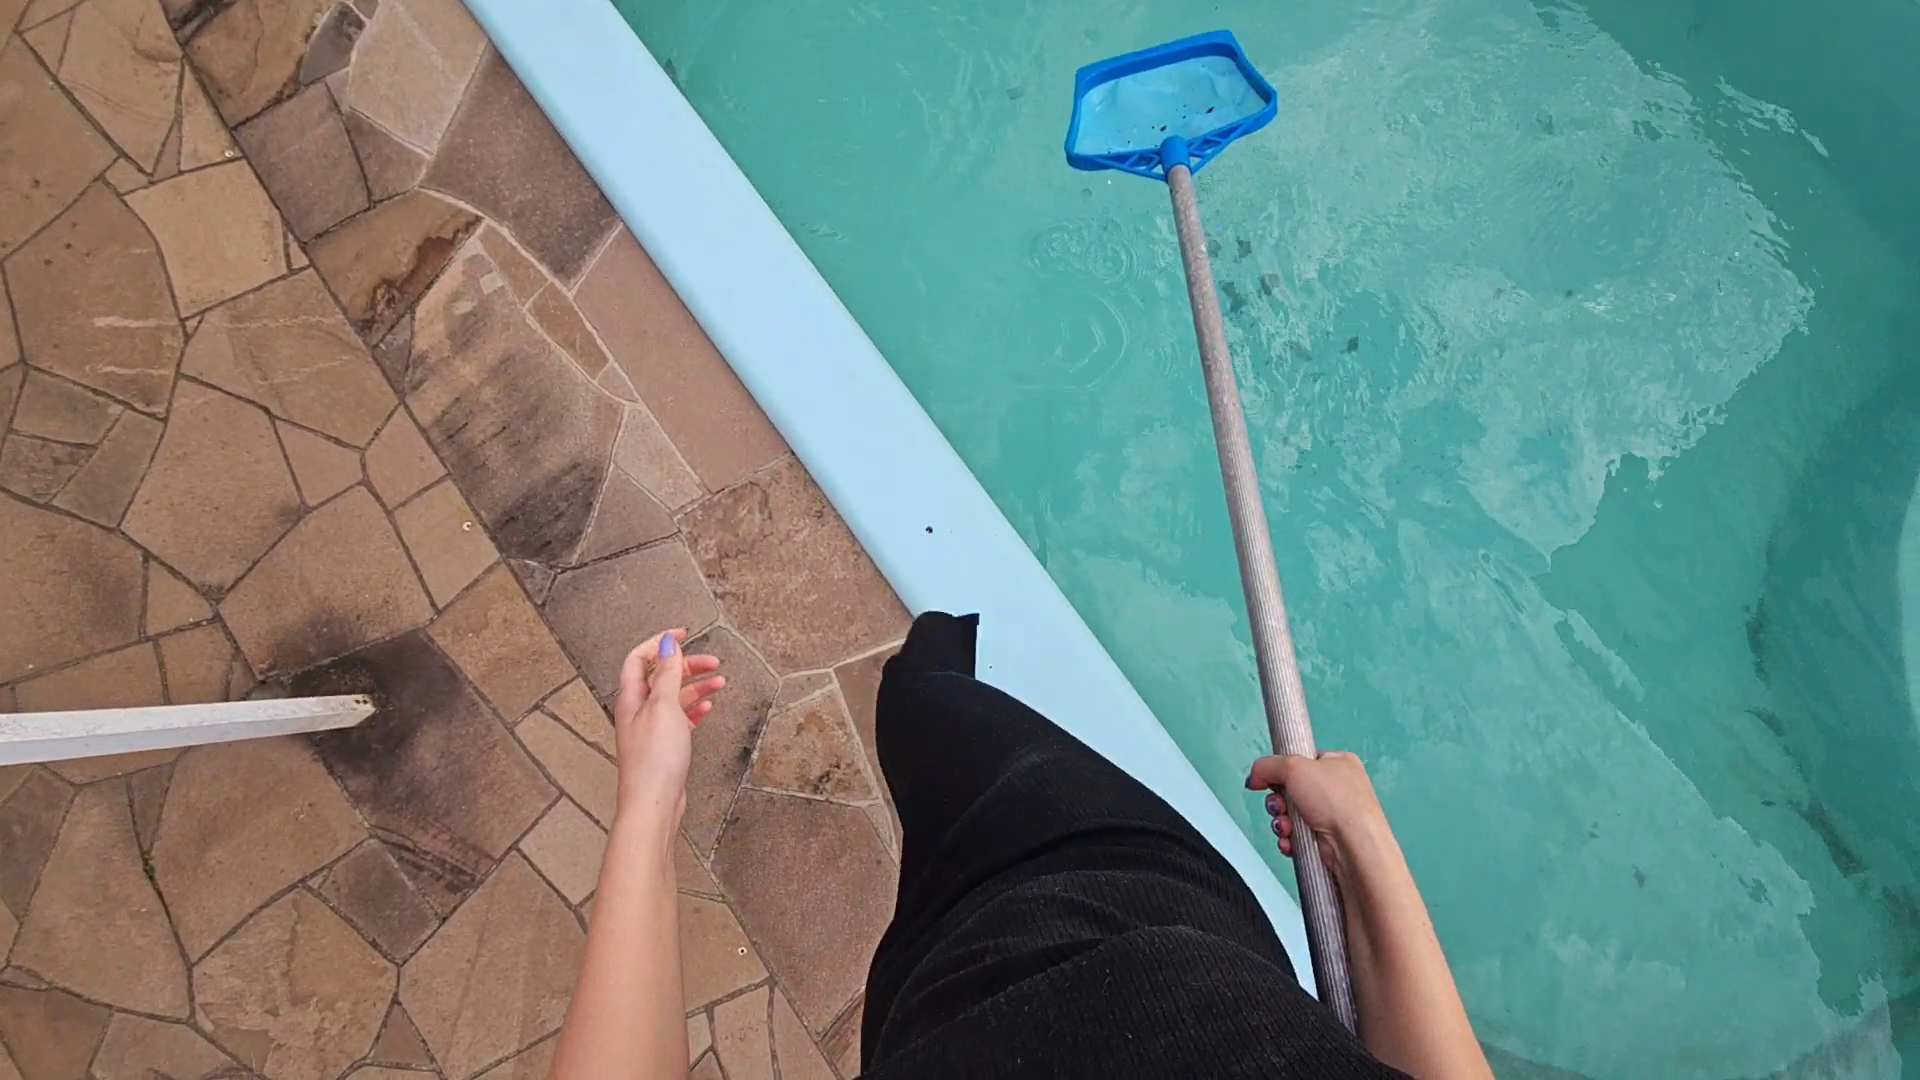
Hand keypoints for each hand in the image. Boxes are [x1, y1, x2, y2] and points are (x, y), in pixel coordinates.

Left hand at [613, 629, 725, 819]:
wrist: (654, 802)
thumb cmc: (654, 760)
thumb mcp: (663, 706)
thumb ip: (666, 673)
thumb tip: (668, 643)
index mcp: (632, 698)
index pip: (639, 658)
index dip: (659, 642)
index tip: (683, 633)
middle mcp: (638, 711)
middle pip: (661, 676)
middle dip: (686, 664)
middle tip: (712, 661)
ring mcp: (651, 728)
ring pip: (674, 696)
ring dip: (696, 686)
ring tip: (719, 683)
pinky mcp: (664, 744)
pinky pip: (681, 717)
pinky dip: (695, 708)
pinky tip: (707, 708)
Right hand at [1245, 752, 1387, 880]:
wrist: (1354, 846)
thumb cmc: (1336, 802)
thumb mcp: (1293, 766)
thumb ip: (1266, 766)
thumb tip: (1254, 778)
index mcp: (1339, 763)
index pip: (1302, 760)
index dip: (1282, 769)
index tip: (1272, 778)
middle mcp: (1339, 788)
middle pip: (1291, 788)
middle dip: (1279, 799)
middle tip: (1280, 805)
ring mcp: (1334, 815)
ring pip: (1291, 812)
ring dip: (1281, 820)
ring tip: (1285, 826)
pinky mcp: (1329, 839)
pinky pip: (1297, 833)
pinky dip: (1289, 837)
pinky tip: (1290, 840)